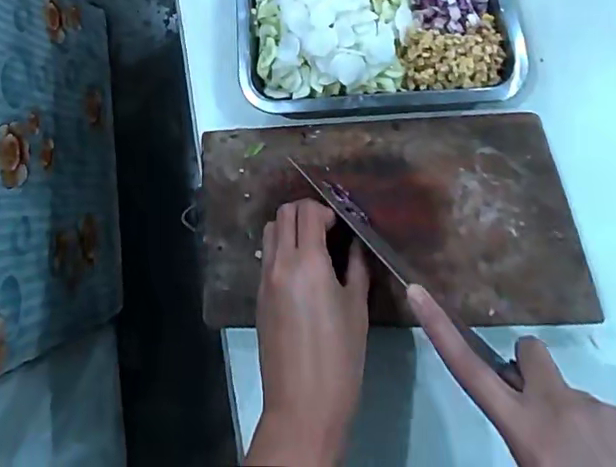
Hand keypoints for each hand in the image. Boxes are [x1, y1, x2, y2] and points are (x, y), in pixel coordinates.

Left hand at [245, 199, 369, 466]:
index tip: (341, 224)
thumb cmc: (340, 358)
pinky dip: (282, 250)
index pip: (307, 212)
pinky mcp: (258, 296)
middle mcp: (280, 263)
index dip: (325, 210)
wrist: (302, 406)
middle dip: (306, 212)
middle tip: (328, 229)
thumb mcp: (357, 309)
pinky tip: (302, 272)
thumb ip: (356, 268)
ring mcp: (265, 279)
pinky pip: (267, 256)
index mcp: (307, 262)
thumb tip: (356, 243)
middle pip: (284, 213)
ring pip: (271, 232)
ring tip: (314, 247)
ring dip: (290, 228)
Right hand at [408, 284, 615, 466]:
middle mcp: (559, 407)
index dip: (440, 329)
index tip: (416, 290)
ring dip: (581, 425)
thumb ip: (527, 448)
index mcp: (527, 430)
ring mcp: (602, 410)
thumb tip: (533, 439)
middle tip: (544, 414)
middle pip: (530, 352)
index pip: (470, 371)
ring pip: (578, 400)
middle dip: (530, 370)